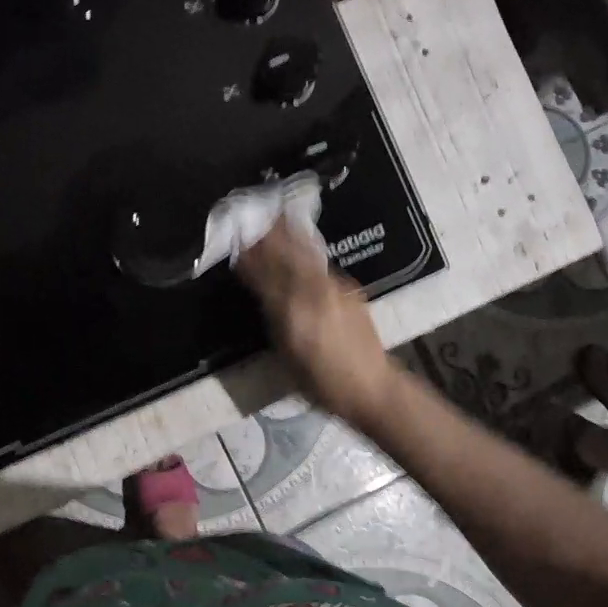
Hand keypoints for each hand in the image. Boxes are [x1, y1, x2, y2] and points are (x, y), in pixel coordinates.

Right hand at [237, 221, 402, 426]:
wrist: (372, 388)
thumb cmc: (321, 383)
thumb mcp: (286, 355)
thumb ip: (273, 318)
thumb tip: (261, 291)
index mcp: (293, 310)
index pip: (265, 273)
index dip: (249, 257)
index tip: (235, 242)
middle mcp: (315, 291)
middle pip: (288, 254)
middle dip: (269, 235)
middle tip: (253, 217)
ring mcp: (335, 288)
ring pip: (306, 254)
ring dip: (289, 235)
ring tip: (277, 218)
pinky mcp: (350, 291)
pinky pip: (320, 264)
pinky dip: (306, 251)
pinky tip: (301, 247)